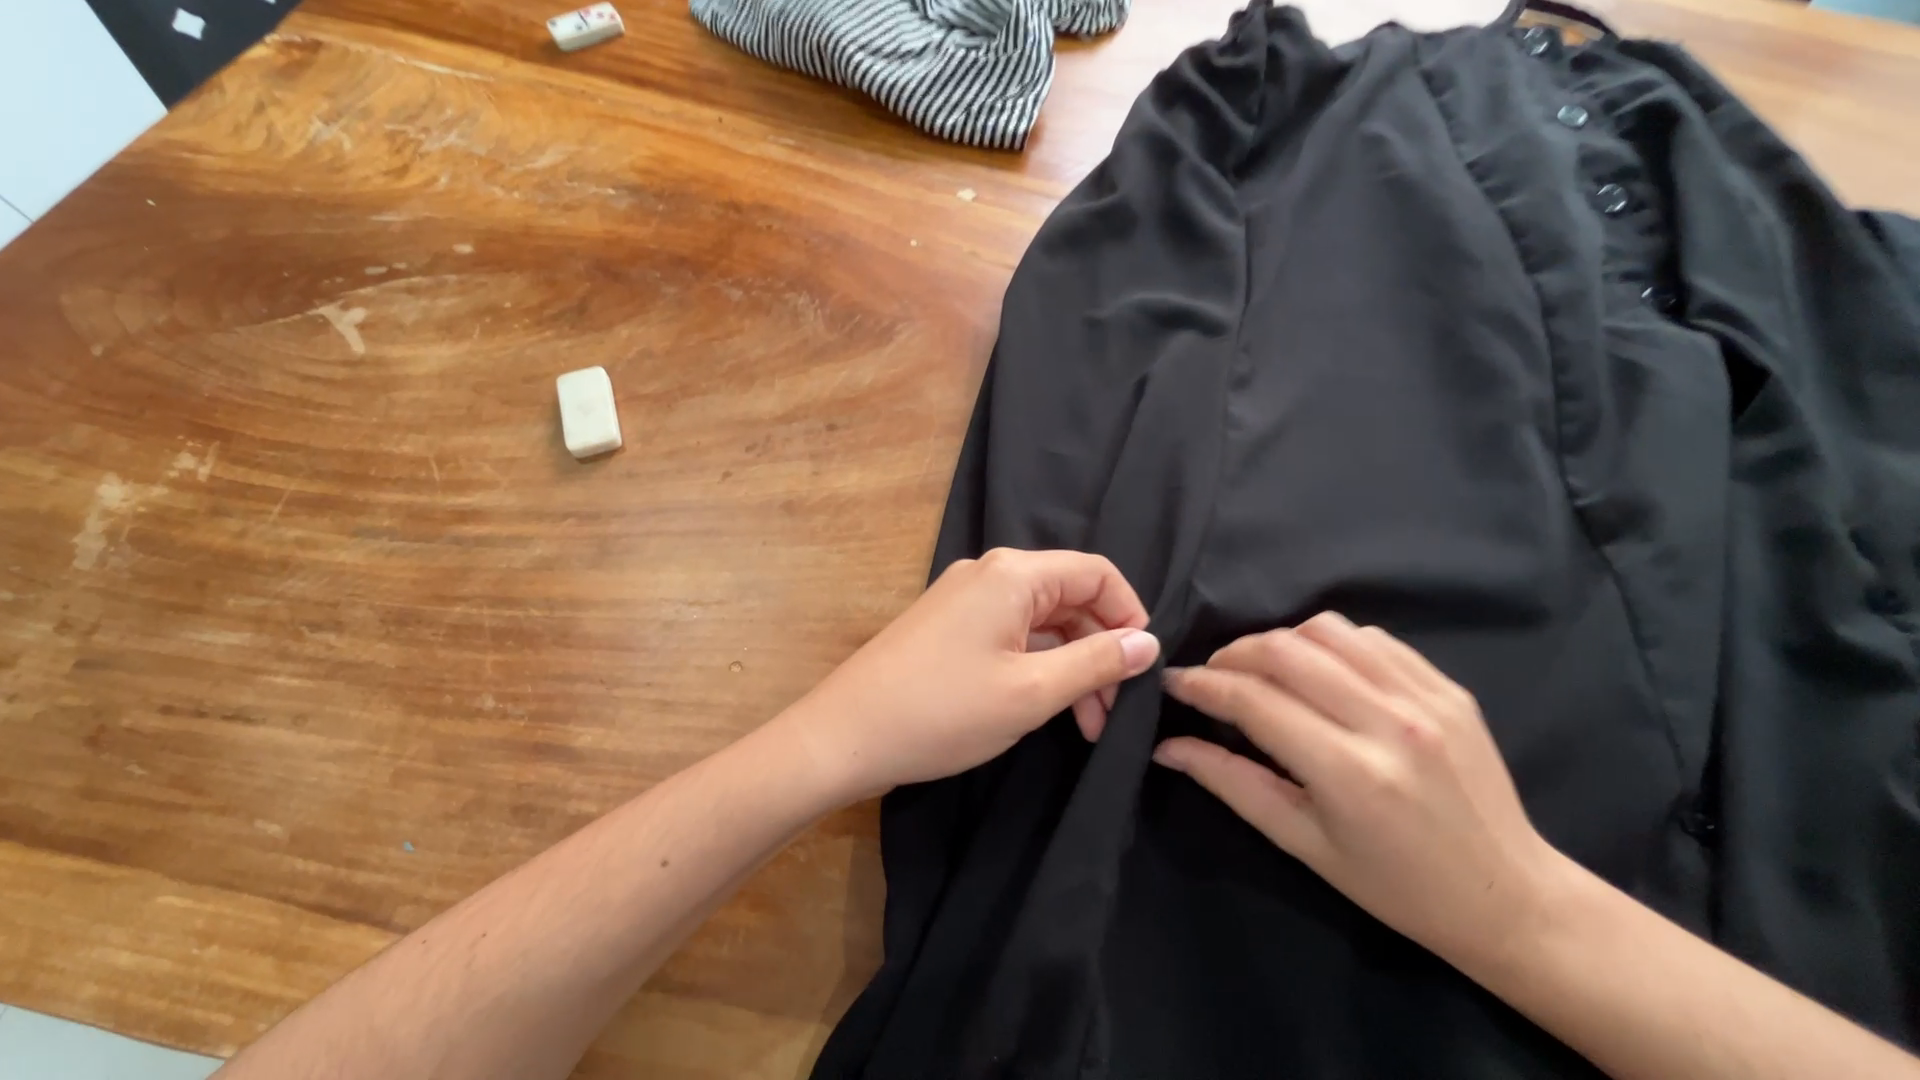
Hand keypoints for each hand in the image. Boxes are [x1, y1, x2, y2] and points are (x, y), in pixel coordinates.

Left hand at [783, 548, 1159, 801]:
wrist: (843, 736)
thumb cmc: (942, 712)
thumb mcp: (1031, 692)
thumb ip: (1096, 663)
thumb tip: (1148, 643)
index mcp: (1012, 574)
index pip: (1097, 572)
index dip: (1129, 615)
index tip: (1142, 668)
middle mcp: (989, 574)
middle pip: (1070, 597)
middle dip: (1101, 649)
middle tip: (1114, 711)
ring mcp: (964, 600)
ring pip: (1041, 622)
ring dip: (1071, 666)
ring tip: (1087, 725)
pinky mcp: (948, 628)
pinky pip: (1010, 635)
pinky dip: (1038, 667)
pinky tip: (1047, 709)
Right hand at [1155, 613, 1560, 967]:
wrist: (1509, 897)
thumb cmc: (1395, 887)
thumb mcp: (1303, 843)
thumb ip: (1232, 783)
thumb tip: (1168, 748)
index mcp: (1348, 772)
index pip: (1253, 700)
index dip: (1202, 685)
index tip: (1174, 683)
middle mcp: (1388, 721)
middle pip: (1285, 650)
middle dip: (1232, 654)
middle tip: (1213, 678)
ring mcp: (1425, 698)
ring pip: (1327, 630)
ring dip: (1281, 642)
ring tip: (1266, 672)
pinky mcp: (1448, 688)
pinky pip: (1372, 638)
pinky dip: (1330, 644)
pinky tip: (1321, 672)